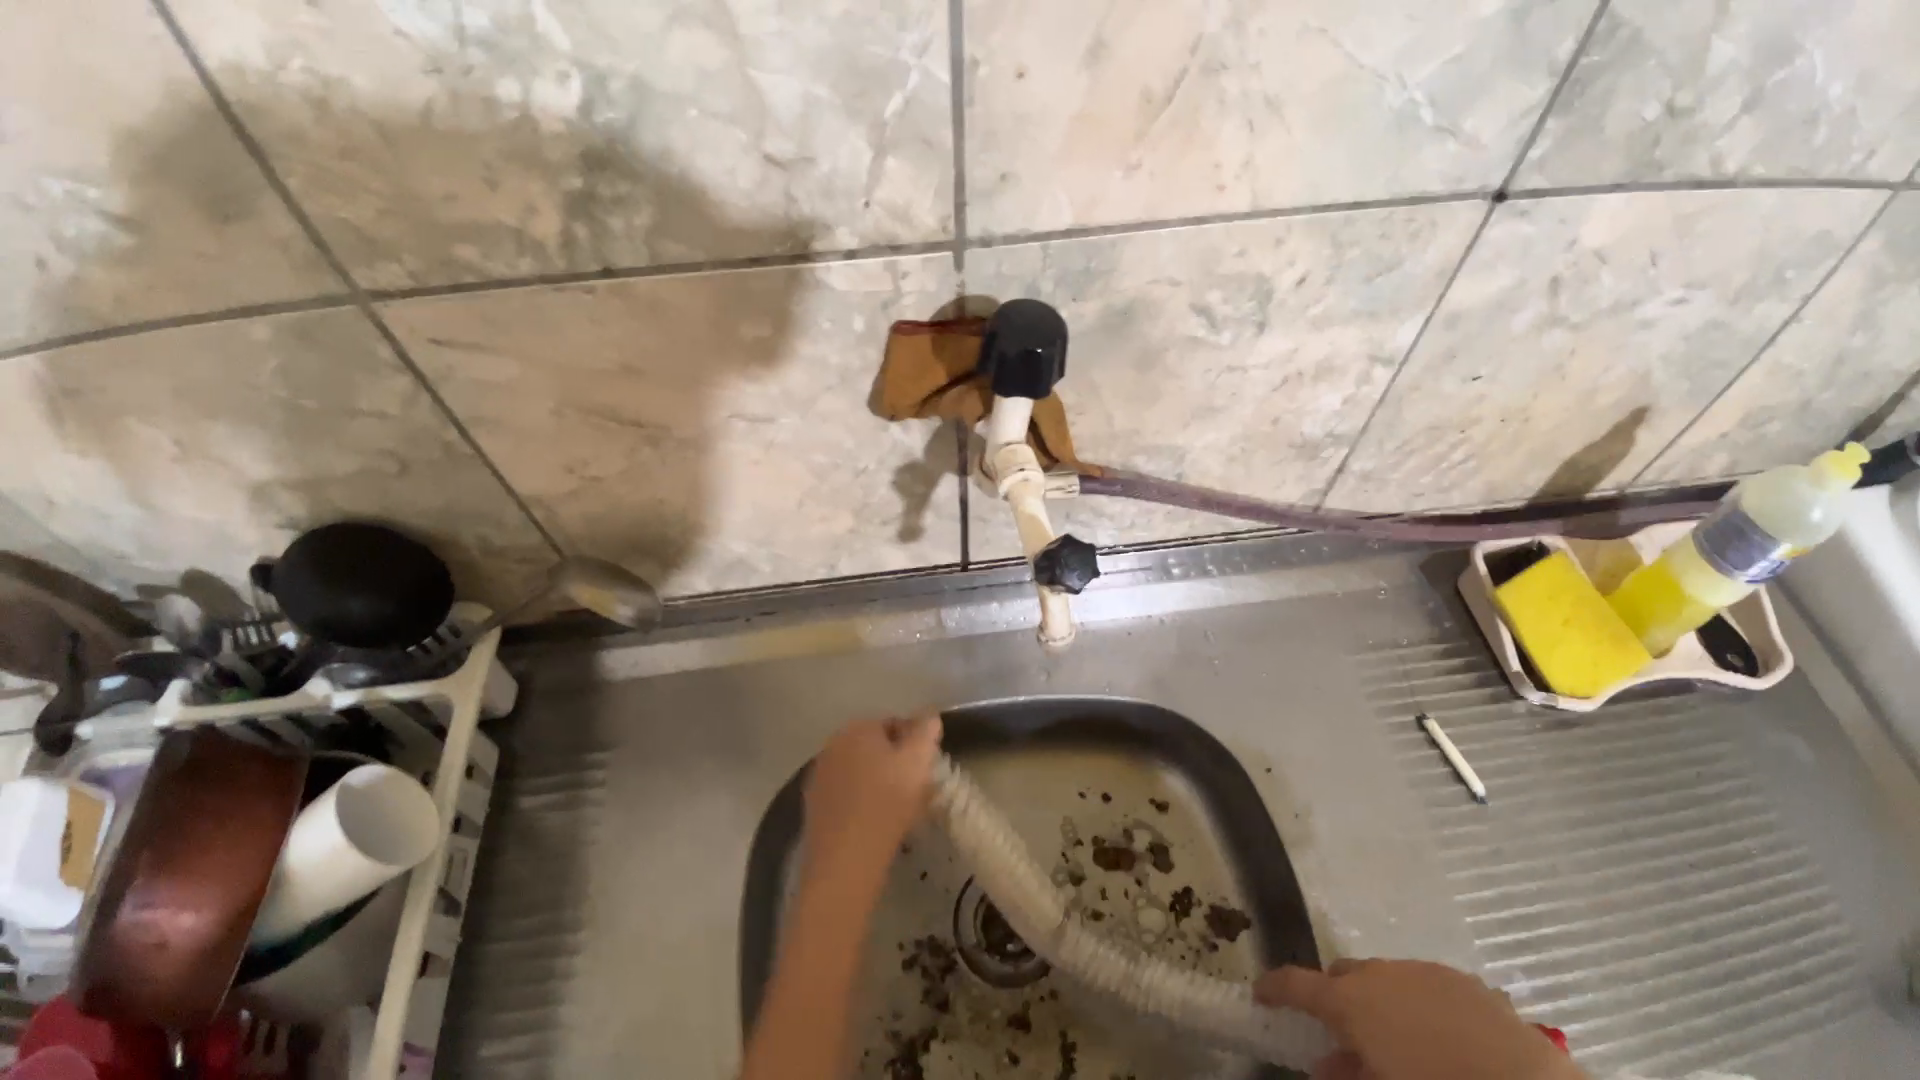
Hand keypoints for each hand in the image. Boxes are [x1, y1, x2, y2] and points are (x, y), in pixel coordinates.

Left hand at [802, 715, 942, 883]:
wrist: (845, 858)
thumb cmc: (887, 803)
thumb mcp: (918, 762)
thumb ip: (926, 731)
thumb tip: (929, 713)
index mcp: (858, 728)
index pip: (894, 724)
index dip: (914, 745)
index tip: (926, 769)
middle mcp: (833, 743)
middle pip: (874, 748)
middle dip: (895, 763)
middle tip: (917, 790)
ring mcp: (819, 773)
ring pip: (859, 771)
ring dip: (878, 782)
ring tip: (899, 810)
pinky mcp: (813, 803)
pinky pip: (845, 794)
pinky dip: (860, 801)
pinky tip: (874, 822)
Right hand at [1255, 960, 1584, 1079]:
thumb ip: (1346, 1074)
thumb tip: (1327, 1066)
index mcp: (1349, 1000)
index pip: (1294, 984)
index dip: (1273, 988)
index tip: (1260, 995)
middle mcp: (1380, 974)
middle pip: (1342, 975)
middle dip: (1335, 998)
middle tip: (1341, 1034)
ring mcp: (1424, 973)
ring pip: (1385, 978)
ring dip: (1379, 1002)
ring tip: (1396, 1040)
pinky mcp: (1465, 981)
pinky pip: (1426, 986)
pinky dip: (1418, 1004)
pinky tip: (1440, 1037)